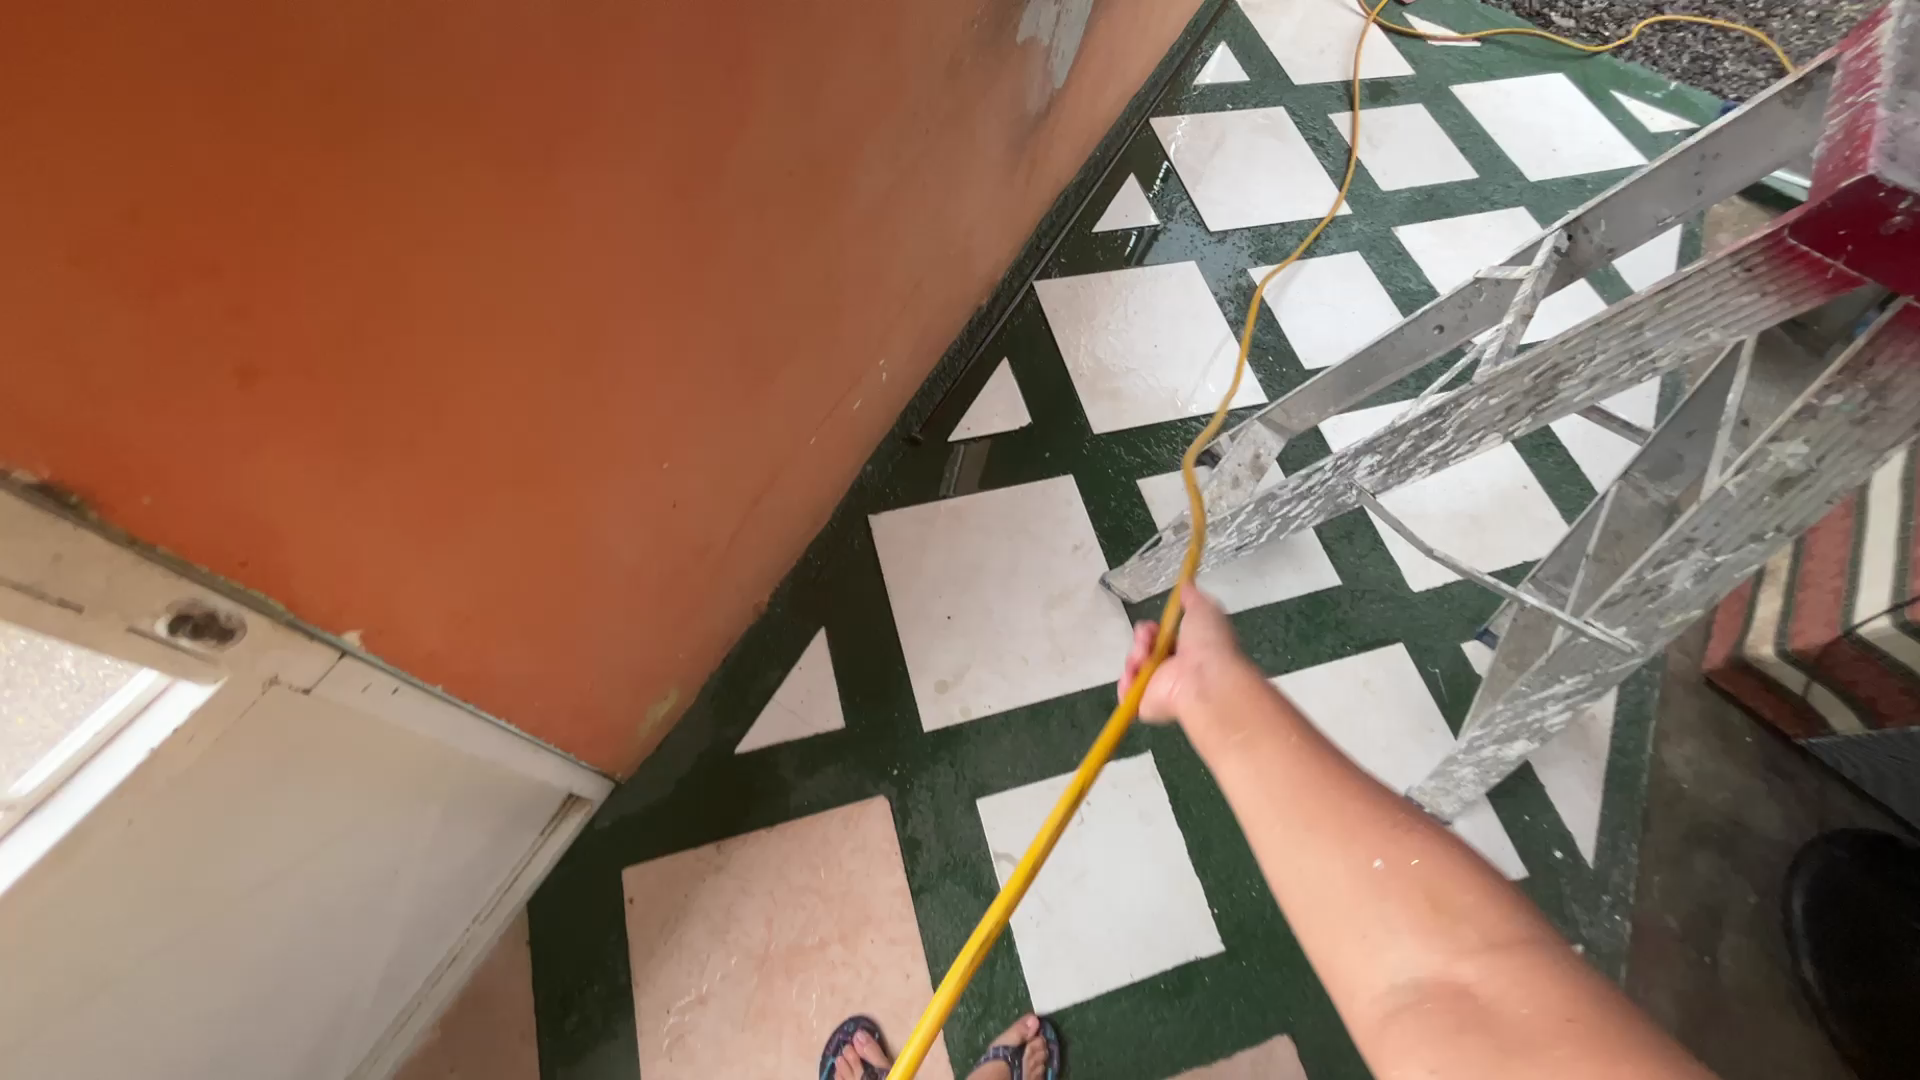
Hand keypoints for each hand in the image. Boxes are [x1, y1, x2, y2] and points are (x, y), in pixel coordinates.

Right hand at [1117, 584, 1257, 723]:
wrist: (1205, 679)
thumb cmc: (1208, 644)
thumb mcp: (1204, 610)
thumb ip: (1193, 597)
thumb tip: (1187, 584)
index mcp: (1188, 652)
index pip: (1160, 640)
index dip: (1151, 631)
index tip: (1152, 626)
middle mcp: (1172, 671)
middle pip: (1144, 651)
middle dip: (1140, 640)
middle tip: (1146, 639)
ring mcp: (1158, 690)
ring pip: (1133, 668)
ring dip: (1134, 657)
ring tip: (1144, 658)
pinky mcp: (1145, 706)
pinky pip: (1126, 693)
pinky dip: (1126, 682)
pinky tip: (1134, 673)